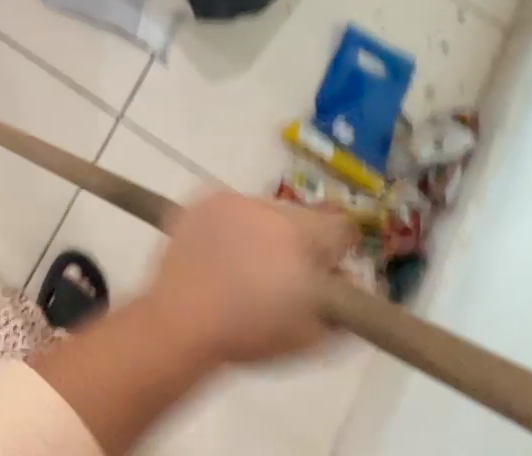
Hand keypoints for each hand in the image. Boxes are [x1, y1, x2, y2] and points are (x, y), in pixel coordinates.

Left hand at [146, 192, 355, 364]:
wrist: (181, 320)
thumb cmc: (253, 332)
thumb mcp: (317, 332)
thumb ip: (347, 301)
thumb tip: (350, 278)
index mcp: (301, 236)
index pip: (341, 226)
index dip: (340, 249)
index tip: (330, 269)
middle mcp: (266, 208)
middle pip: (301, 216)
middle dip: (301, 240)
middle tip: (286, 273)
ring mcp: (229, 200)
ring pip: (265, 211)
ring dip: (266, 230)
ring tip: (248, 265)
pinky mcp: (199, 201)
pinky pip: (231, 209)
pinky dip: (234, 225)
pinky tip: (223, 252)